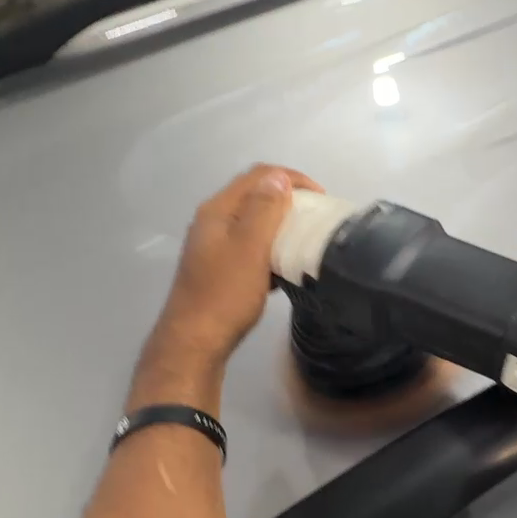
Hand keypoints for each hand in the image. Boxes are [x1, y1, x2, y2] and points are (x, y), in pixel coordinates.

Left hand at [130, 165, 321, 410]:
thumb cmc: (225, 294)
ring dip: (281, 225)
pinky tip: (284, 266)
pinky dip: (271, 247)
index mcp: (218, 211)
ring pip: (254, 221)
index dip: (292, 179)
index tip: (322, 200)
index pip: (259, 176)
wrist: (195, 341)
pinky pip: (251, 245)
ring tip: (306, 240)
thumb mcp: (250, 248)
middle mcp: (213, 221)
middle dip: (289, 199)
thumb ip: (265, 210)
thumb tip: (279, 178)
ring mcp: (214, 245)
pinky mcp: (220, 267)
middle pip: (255, 195)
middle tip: (316, 218)